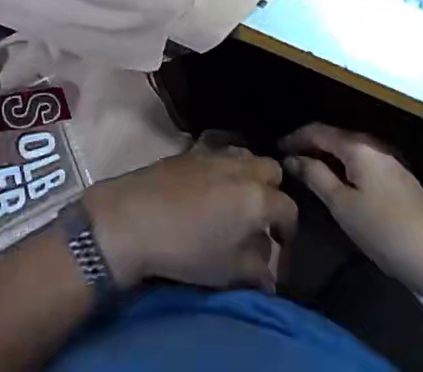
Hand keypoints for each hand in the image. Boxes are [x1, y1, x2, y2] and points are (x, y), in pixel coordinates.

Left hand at [82, 145, 296, 291]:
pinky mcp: (189, 150)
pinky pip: (218, 152)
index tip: (279, 255)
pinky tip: (209, 188)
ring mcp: (214, 154)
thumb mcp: (229, 271)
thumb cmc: (187, 249)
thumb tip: (268, 272)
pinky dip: (223, 168)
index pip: (289, 211)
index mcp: (258, 197)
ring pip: (246, 156)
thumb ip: (258, 270)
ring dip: (248, 175)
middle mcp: (241, 167)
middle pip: (271, 171)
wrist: (133, 218)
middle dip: (272, 194)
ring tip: (236, 201)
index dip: (288, 235)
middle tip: (259, 221)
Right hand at [280, 123, 422, 293]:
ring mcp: (392, 163)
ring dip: (328, 158)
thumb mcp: (342, 206)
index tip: (275, 150)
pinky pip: (364, 164)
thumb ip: (315, 176)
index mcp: (359, 147)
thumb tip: (292, 158)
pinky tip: (339, 185)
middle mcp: (376, 147)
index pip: (318, 130)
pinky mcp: (402, 181)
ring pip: (350, 152)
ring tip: (308, 173)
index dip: (294, 138)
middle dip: (310, 146)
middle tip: (289, 162)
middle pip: (335, 138)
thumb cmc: (385, 232)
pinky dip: (345, 168)